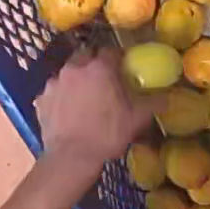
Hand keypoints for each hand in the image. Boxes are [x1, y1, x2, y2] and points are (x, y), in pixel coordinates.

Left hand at [35, 47, 156, 174]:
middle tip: (105, 80)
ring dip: (78, 78)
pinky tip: (69, 110)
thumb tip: (167, 97)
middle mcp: (75, 68)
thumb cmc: (107, 134)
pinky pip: (55, 90)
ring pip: (69, 72)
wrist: (71, 157)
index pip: (111, 51)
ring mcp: (55, 82)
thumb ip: (153, 103)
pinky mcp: (42, 98)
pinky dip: (63, 95)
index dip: (119, 58)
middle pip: (86, 55)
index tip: (124, 68)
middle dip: (95, 63)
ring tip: (86, 97)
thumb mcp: (136, 119)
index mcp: (100, 68)